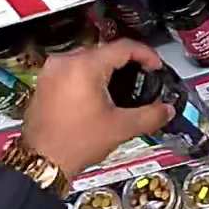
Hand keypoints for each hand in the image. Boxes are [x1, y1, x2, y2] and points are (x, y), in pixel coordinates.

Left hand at [20, 39, 172, 178]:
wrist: (42, 161)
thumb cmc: (76, 142)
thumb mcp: (120, 128)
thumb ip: (149, 115)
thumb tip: (166, 110)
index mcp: (85, 66)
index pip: (123, 47)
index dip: (146, 54)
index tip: (156, 67)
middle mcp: (65, 62)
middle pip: (104, 51)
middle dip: (126, 62)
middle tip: (141, 77)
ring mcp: (51, 71)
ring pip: (87, 59)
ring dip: (106, 69)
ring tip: (121, 86)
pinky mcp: (44, 82)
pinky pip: (71, 69)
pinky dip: (88, 76)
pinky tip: (97, 94)